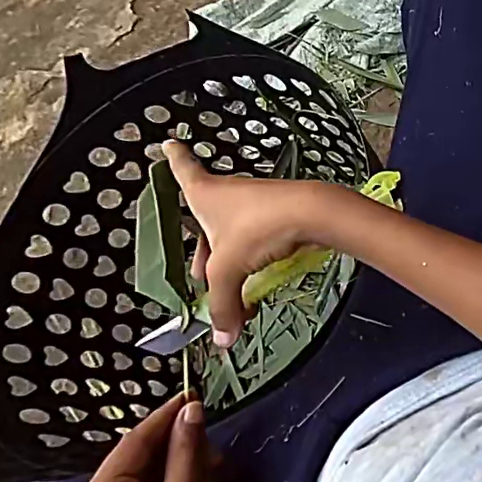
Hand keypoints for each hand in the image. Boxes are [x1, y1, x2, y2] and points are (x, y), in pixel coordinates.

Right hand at [163, 140, 340, 346]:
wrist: (312, 213)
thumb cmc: (259, 227)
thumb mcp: (229, 271)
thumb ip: (223, 305)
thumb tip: (222, 339)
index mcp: (205, 194)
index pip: (182, 170)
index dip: (174, 158)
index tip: (168, 143)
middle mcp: (230, 192)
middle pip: (207, 221)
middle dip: (204, 253)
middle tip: (202, 278)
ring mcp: (257, 202)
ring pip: (235, 233)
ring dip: (233, 262)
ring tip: (236, 291)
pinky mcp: (280, 213)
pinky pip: (260, 238)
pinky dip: (256, 259)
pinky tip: (262, 280)